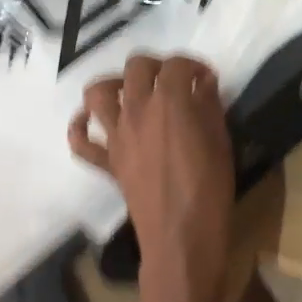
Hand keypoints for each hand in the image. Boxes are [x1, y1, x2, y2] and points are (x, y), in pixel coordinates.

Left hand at [69, 54, 235, 301]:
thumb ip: (210, 107)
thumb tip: (203, 84)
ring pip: (98, 93)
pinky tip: (93, 122)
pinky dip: (81, 127)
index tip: (206, 79)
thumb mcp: (221, 141)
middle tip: (173, 81)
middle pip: (137, 67)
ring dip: (114, 84)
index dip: (193, 66)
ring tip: (132, 92)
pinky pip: (81, 142)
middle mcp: (138, 110)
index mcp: (170, 102)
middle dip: (157, 65)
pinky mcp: (107, 162)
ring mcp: (117, 136)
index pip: (176, 64)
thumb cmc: (210, 189)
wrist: (181, 237)